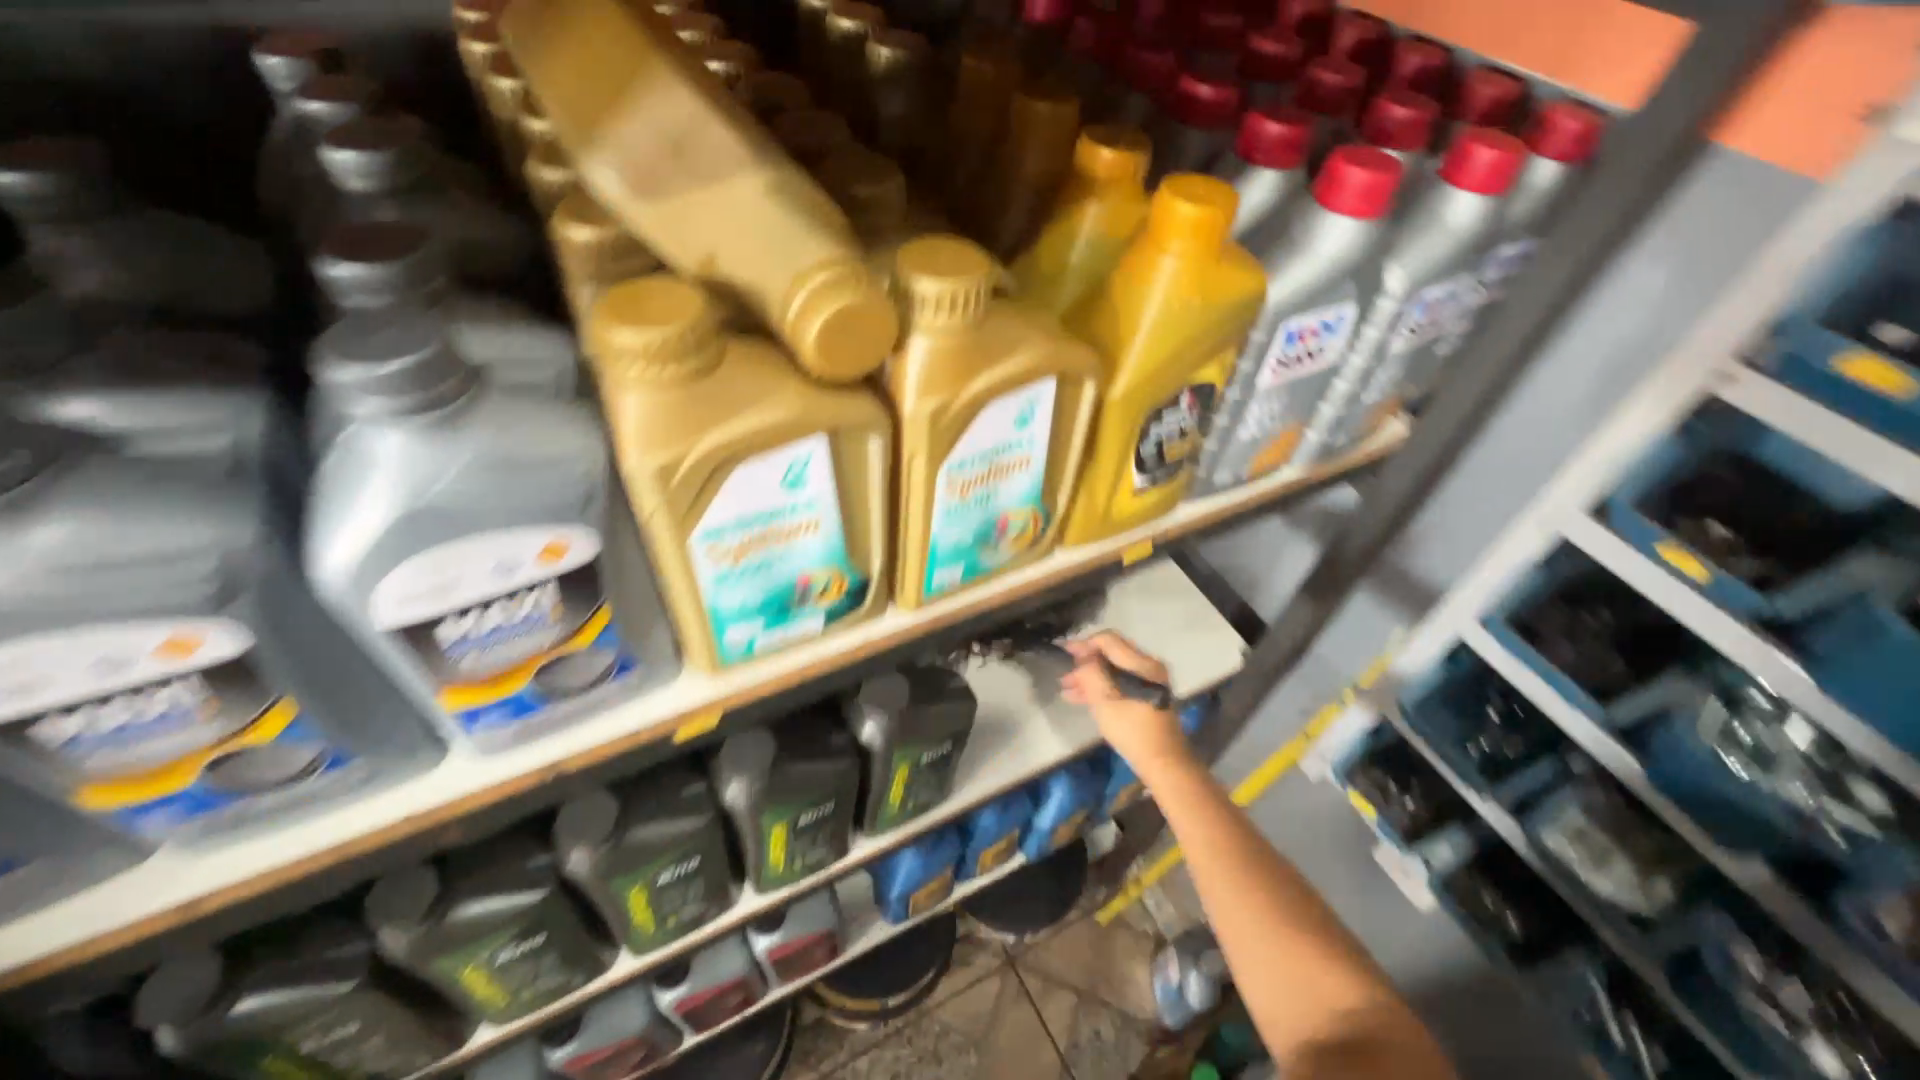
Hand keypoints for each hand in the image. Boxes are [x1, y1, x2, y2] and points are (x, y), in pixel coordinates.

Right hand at [1060, 631, 1192, 775]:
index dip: (1084, 644)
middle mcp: (1148, 666)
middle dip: (1085, 661)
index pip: (1109, 640)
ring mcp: (1148, 681)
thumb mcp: (1105, 701)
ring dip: (1090, 675)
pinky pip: (1119, 682)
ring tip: (1067, 686)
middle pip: (1111, 653)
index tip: (1064, 653)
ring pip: (1113, 669)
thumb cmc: (1132, 730)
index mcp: (1142, 664)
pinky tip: (1078, 697)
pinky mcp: (1145, 695)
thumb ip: (1091, 674)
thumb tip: (1082, 660)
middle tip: (1065, 672)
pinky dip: (1101, 686)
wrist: (1162, 761)